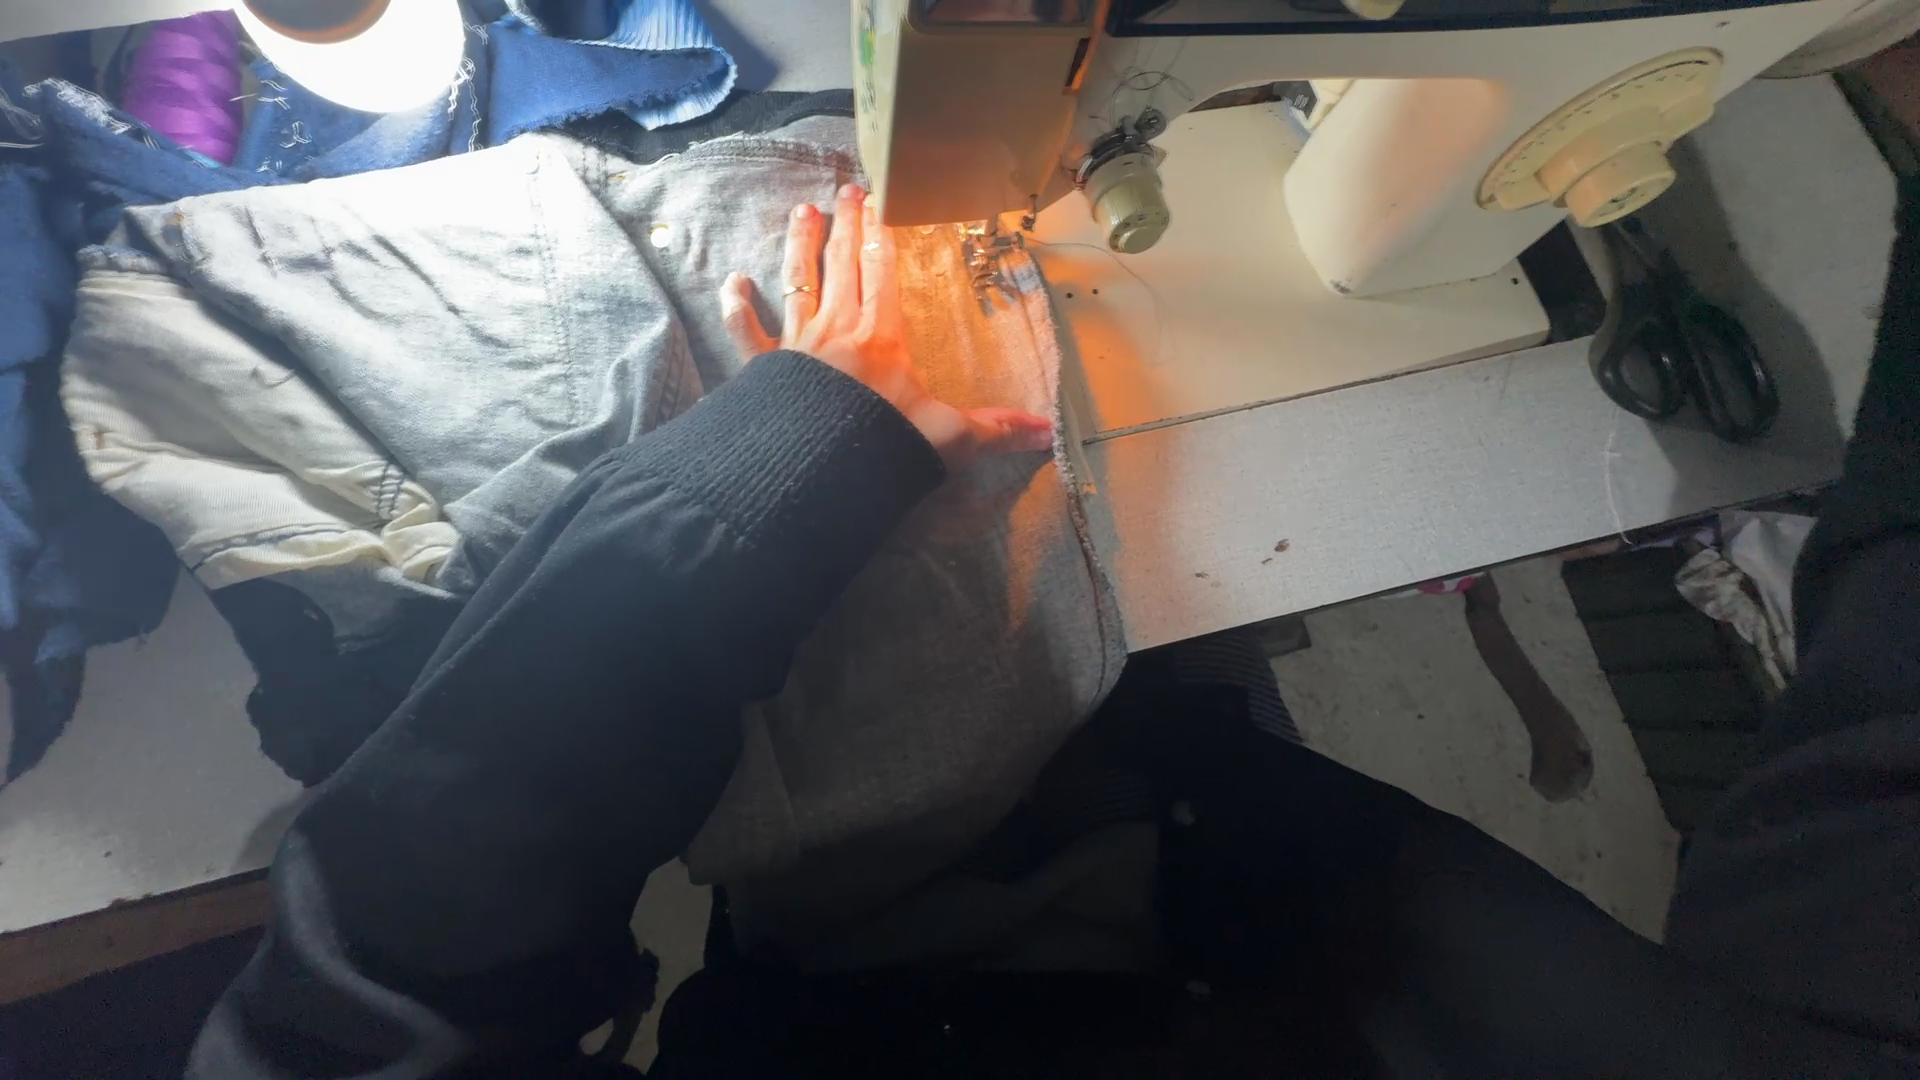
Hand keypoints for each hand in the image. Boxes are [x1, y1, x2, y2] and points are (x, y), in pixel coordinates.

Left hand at [719, 183, 1053, 472]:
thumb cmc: (888, 448)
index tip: (877, 201)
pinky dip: (738, 307)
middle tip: (845, 191)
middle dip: (846, 226)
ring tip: (801, 211)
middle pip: (842, 266)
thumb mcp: (952, 438)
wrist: (822, 475)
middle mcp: (838, 329)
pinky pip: (747, 332)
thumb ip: (997, 430)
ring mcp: (798, 345)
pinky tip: (734, 281)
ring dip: (799, 246)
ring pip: (797, 282)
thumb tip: (1048, 433)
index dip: (881, 235)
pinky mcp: (766, 369)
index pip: (882, 272)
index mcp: (882, 336)